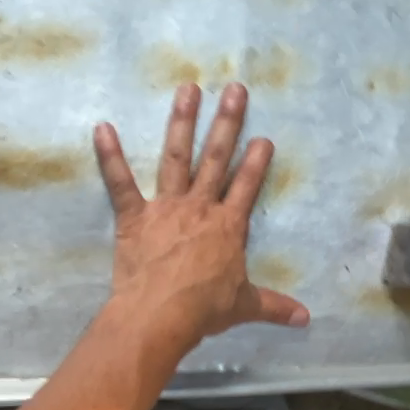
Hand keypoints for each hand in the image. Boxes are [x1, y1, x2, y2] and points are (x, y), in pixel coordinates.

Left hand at [92, 83, 309, 349]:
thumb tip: (306, 319)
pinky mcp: (134, 217)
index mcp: (228, 227)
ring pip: (176, 157)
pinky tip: (102, 127)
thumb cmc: (204, 310)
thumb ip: (275, 307)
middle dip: (227, 123)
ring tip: (187, 89)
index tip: (263, 137)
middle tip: (234, 89)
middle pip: (216, 159)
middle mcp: (200, 207)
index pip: (247, 187)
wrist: (161, 314)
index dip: (256, 162)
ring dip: (181, 122)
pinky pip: (120, 182)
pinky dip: (109, 156)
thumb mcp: (244, 306)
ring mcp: (166, 208)